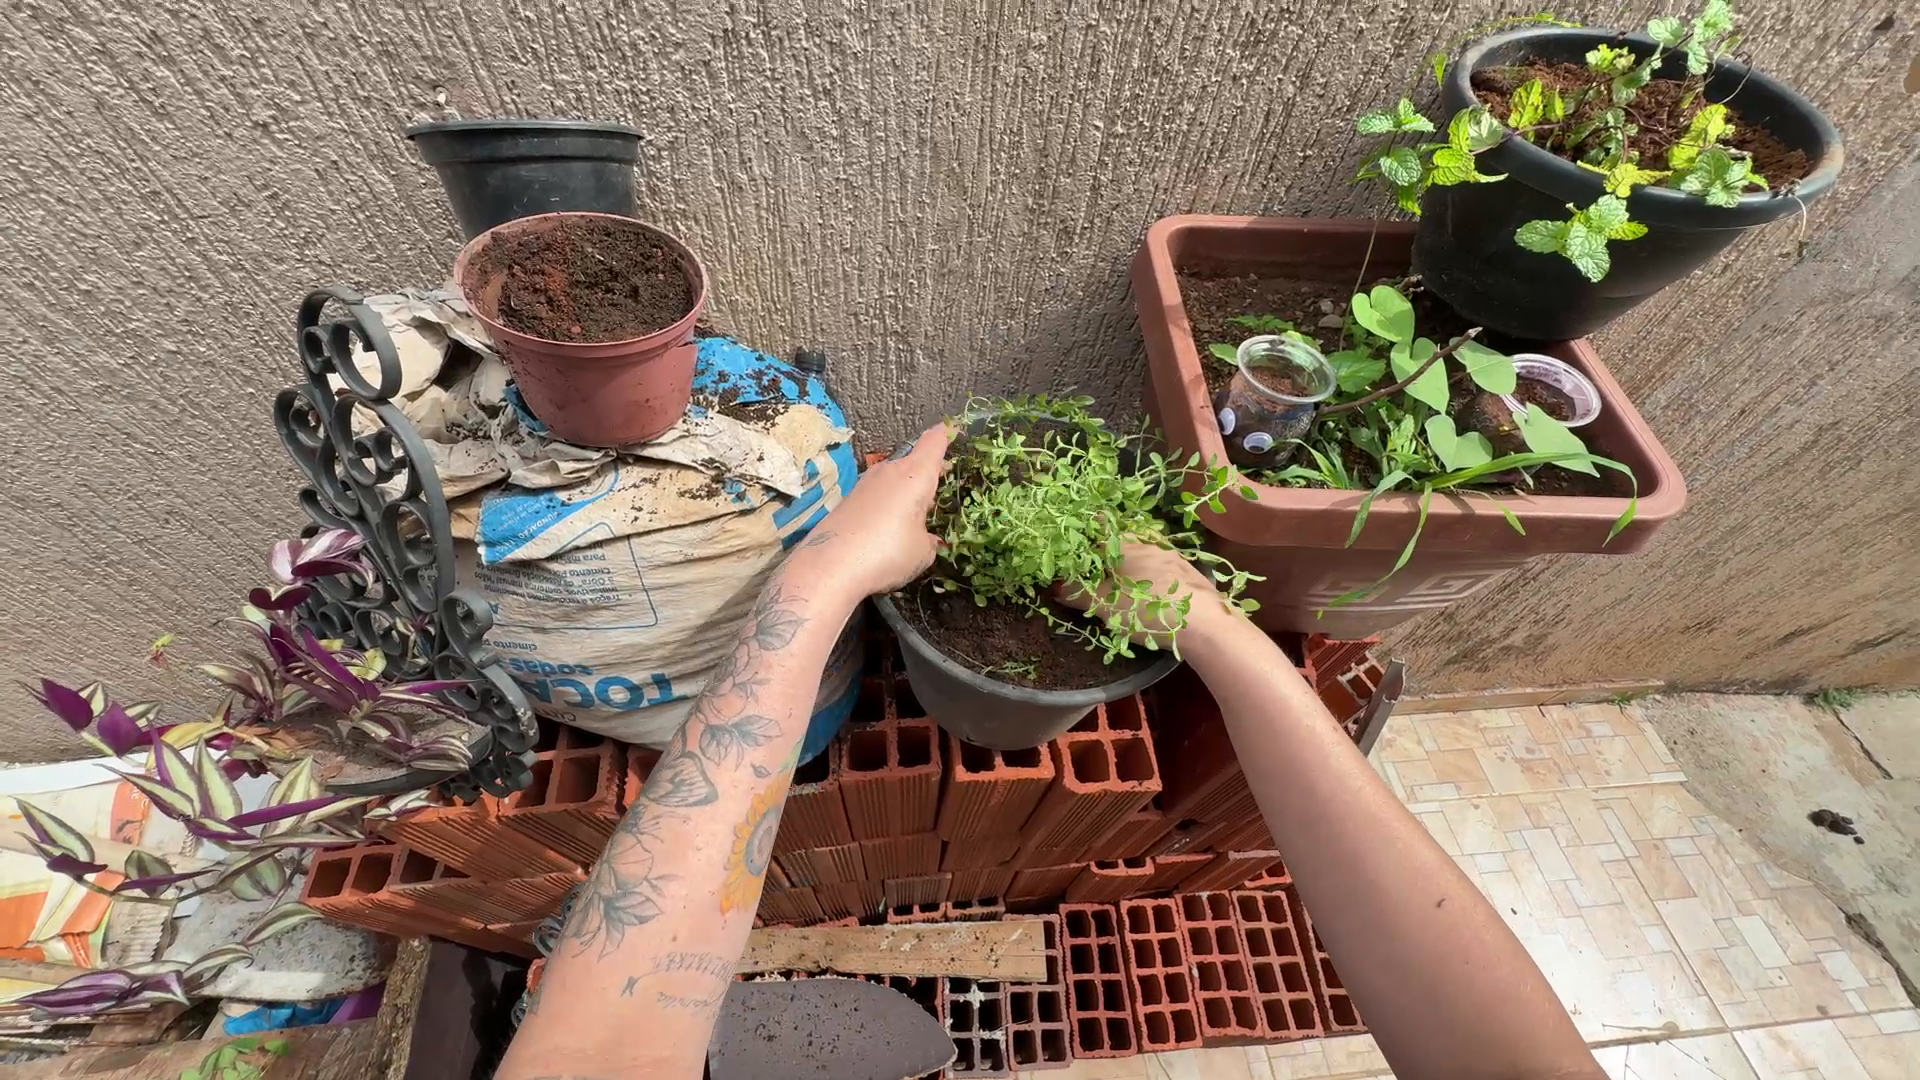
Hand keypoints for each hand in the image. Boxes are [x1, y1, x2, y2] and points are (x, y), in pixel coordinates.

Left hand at [790, 424, 951, 598]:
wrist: (829, 567)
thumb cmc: (887, 553)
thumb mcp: (923, 553)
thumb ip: (930, 540)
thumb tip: (926, 539)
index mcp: (915, 475)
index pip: (934, 441)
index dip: (946, 435)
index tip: (955, 432)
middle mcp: (890, 471)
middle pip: (914, 461)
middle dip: (927, 475)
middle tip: (940, 496)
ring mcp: (866, 484)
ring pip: (894, 479)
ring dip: (905, 493)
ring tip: (914, 519)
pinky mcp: (848, 499)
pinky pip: (877, 495)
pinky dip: (886, 506)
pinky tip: (887, 531)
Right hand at [1053, 541, 1228, 647]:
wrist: (1207, 627)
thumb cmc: (1148, 609)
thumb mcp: (1105, 604)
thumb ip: (1078, 593)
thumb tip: (1054, 586)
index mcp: (1126, 545)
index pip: (1098, 529)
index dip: (1082, 539)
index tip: (1070, 552)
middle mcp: (1150, 545)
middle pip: (1120, 544)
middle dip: (1104, 557)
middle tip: (1091, 576)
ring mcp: (1173, 559)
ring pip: (1142, 558)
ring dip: (1128, 570)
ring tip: (1117, 590)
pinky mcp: (1189, 577)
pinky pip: (1159, 572)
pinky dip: (1147, 580)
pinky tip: (1147, 599)